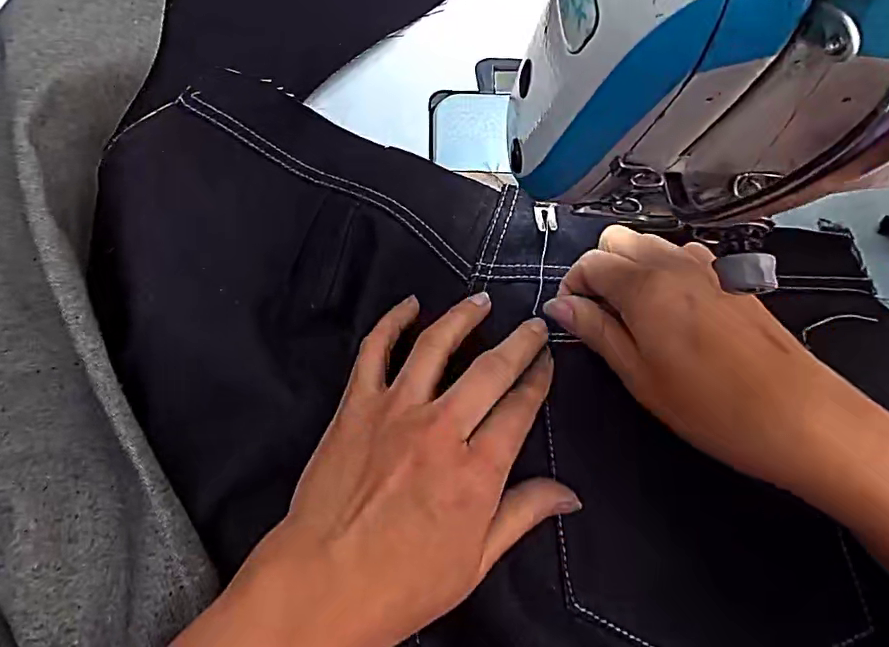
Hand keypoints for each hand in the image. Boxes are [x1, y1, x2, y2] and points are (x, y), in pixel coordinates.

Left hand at [176, 294, 577, 646]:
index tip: (547, 360)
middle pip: (491, 369)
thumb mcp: (475, 562)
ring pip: (436, 345)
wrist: (318, 589)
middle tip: (534, 324)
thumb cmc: (401, 585)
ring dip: (463, 316)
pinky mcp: (357, 405)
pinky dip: (392, 322)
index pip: (520, 408)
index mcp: (475, 472)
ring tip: (481, 300)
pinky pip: (375, 350)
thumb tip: (570, 494)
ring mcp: (396, 411)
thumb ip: (523, 514)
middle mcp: (441, 430)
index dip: (538, 379)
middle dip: (520, 341)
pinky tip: (409, 305)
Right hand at [544, 226, 871, 498]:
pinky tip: (675, 314)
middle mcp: (673, 262)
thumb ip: (596, 332)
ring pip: (649, 243)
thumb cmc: (717, 407)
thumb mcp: (640, 377)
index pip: (589, 261)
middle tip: (602, 317)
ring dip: (631, 268)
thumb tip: (562, 307)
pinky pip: (681, 256)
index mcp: (644, 284)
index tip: (574, 317)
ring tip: (638, 320)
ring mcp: (705, 264)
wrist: (800, 414)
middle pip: (616, 239)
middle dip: (599, 269)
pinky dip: (664, 271)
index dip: (572, 287)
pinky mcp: (729, 275)